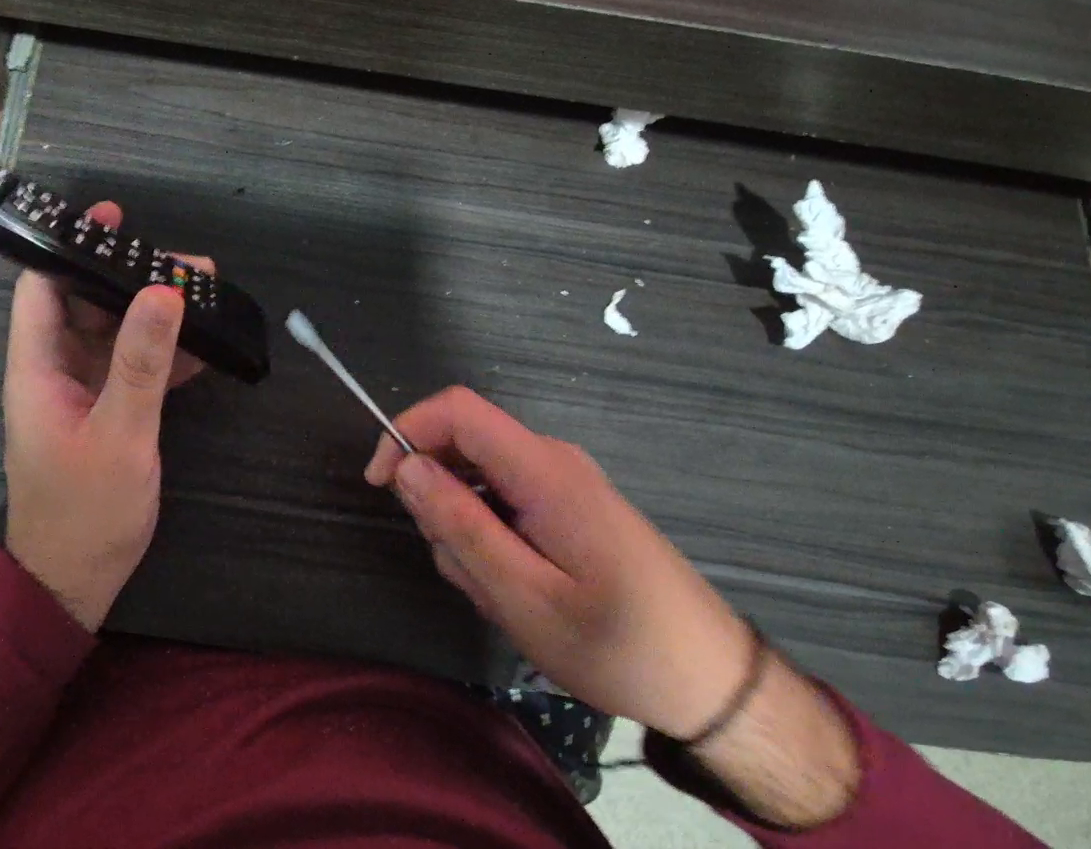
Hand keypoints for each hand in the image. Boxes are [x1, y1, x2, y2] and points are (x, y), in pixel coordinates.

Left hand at [2, 202, 208, 631]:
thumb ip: (141, 362)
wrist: (73, 582)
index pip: (42, 287)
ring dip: (154, 315)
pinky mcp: (104, 414)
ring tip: (207, 293)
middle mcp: (52, 370)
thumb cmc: (86, 511)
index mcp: (36, 367)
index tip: (115, 219)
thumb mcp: (120, 433)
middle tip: (189, 263)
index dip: (71, 246)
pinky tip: (205, 345)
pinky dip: (163, 355)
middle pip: (86, 304)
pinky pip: (132, 370)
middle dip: (131, 278)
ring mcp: (79, 392)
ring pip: (114, 335)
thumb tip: (164, 291)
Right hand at [362, 386, 755, 739]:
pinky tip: (516, 591)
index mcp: (544, 471)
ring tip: (503, 597)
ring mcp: (562, 486)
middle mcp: (552, 462)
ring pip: (477, 485)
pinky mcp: (566, 511)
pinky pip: (503, 507)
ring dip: (466, 537)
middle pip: (462, 449)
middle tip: (467, 575)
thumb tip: (406, 467)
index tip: (380, 487)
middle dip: (439, 505)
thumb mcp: (524, 596)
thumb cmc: (618, 645)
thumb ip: (461, 526)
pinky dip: (490, 544)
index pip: (456, 409)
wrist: (710, 681)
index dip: (405, 432)